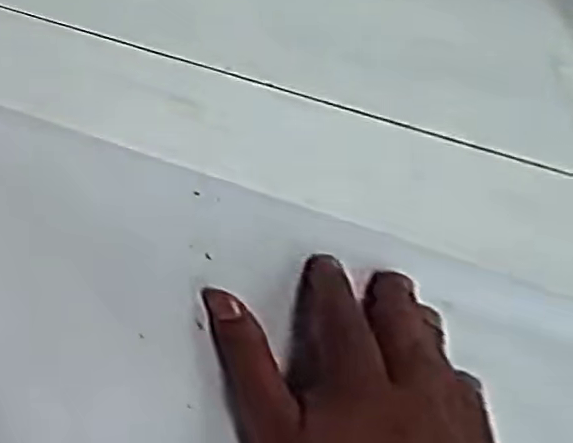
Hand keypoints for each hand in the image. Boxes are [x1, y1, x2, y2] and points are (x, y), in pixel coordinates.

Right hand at [204, 255, 494, 442]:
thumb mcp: (269, 418)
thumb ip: (246, 356)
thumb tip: (223, 303)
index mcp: (358, 383)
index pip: (343, 320)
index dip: (331, 289)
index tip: (326, 268)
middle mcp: (412, 400)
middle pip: (403, 338)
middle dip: (391, 305)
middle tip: (387, 280)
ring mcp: (451, 431)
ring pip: (441, 369)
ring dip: (426, 336)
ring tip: (420, 316)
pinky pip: (472, 406)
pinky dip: (459, 382)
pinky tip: (459, 381)